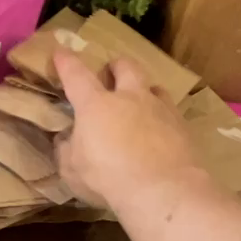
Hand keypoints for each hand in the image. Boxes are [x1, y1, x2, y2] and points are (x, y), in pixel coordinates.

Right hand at [54, 52, 205, 206]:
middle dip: (116, 66)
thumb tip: (67, 138)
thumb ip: (67, 149)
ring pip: (153, 86)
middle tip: (111, 72)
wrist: (160, 188)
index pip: (76, 76)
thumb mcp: (71, 169)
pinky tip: (158, 130)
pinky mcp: (180, 124)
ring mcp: (159, 108)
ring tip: (140, 101)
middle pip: (126, 68)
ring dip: (143, 89)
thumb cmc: (105, 178)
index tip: (60, 52)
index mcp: (96, 106)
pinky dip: (160, 115)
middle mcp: (129, 98)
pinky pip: (169, 111)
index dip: (66, 63)